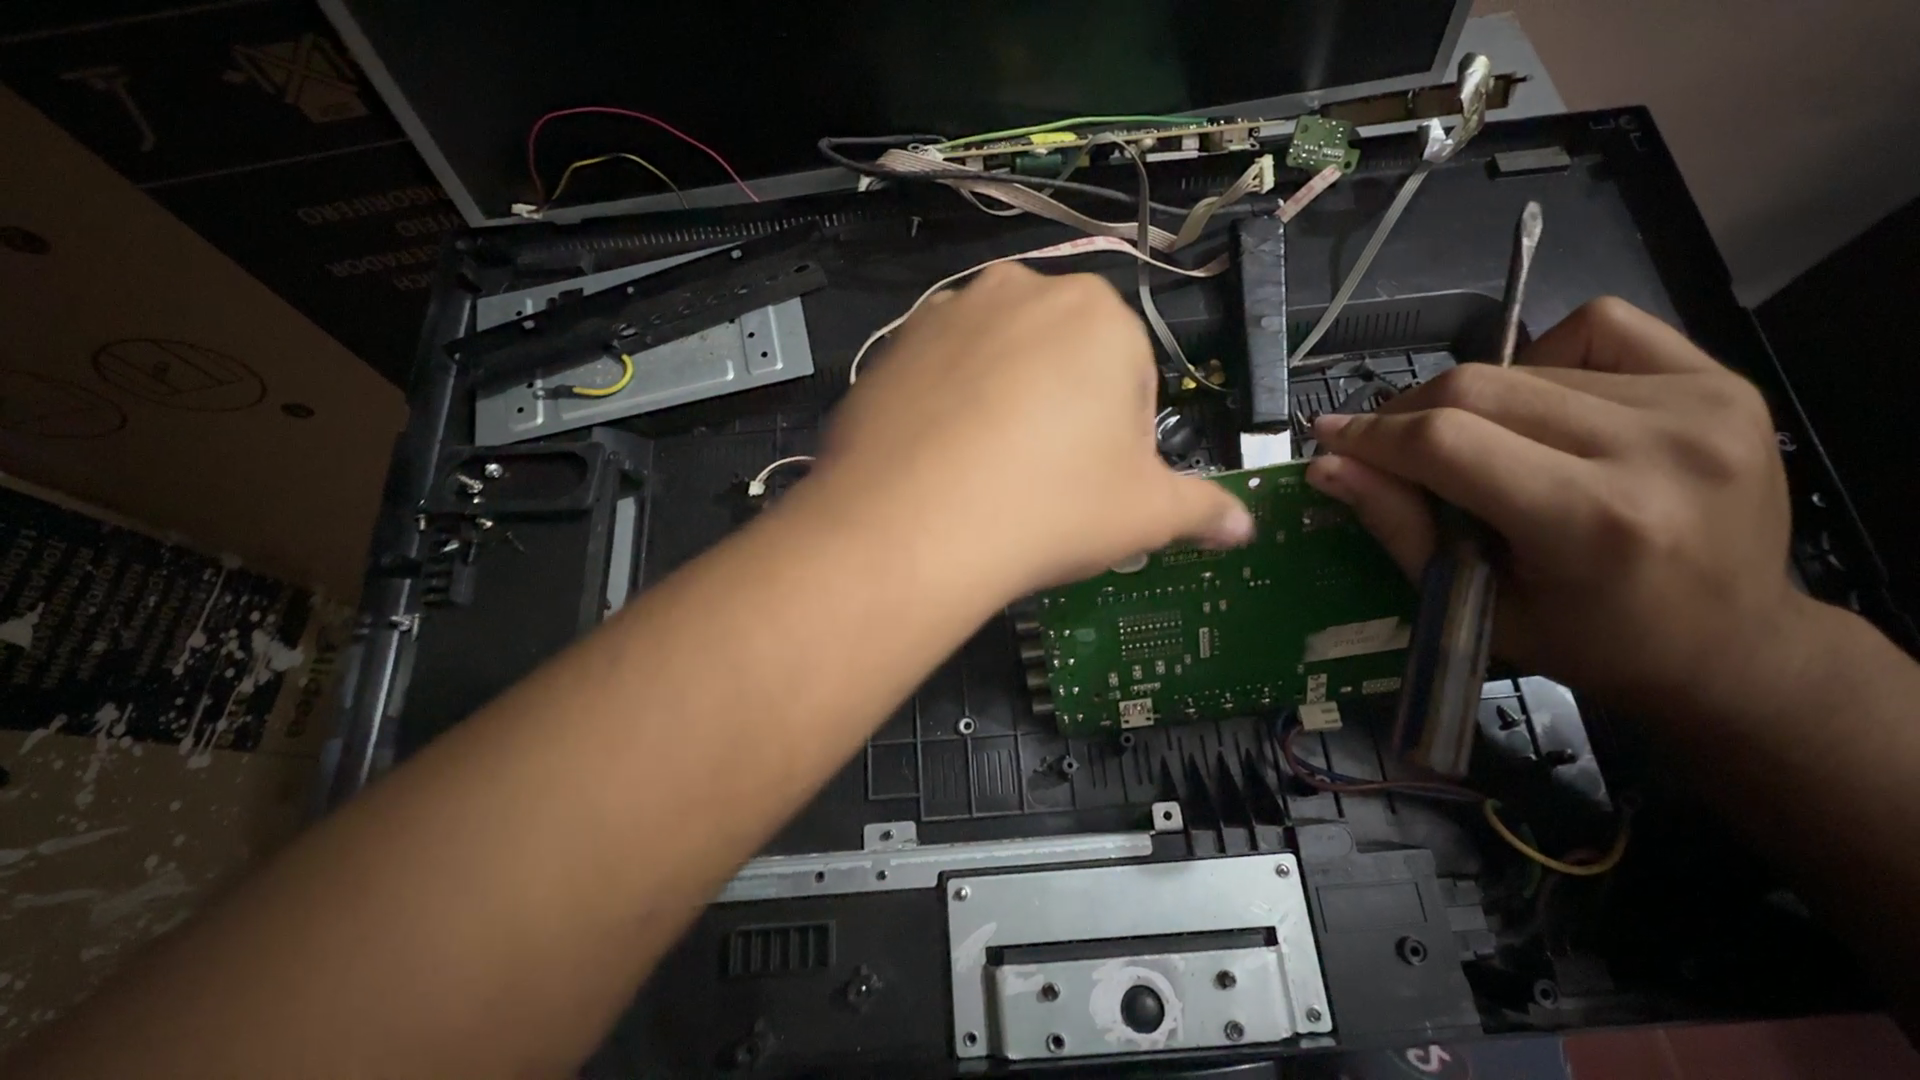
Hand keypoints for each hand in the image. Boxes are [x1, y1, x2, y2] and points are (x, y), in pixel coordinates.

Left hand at [808, 263, 1252, 593]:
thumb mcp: (1145, 514)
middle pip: (1062, 359)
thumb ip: (1203, 510)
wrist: (909, 529)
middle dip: (1064, 413)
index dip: (1120, 438)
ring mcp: (943, 313)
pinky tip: (939, 466)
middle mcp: (1019, 290)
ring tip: (987, 476)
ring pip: (997, 363)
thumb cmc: (1050, 507)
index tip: (1096, 483)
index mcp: (1098, 312)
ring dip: (1003, 407)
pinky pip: (937, 377)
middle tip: (1043, 482)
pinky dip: (946, 411)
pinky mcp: (888, 348)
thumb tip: (1242, 526)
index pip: (1132, 376)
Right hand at [1304, 297, 1799, 711]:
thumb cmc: (1592, 642)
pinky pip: (1598, 327)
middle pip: (1478, 389)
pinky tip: (1546, 404)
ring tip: (1478, 443)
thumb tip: (1328, 465)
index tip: (1330, 438)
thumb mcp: (1478, 604)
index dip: (1373, 436)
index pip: (1446, 443)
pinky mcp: (1721, 380)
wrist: (1734, 644)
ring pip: (1525, 362)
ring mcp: (1699, 404)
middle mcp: (1655, 448)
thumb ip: (1401, 528)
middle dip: (1409, 414)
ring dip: (1473, 399)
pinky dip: (1547, 355)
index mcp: (1592, 522)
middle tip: (1386, 446)